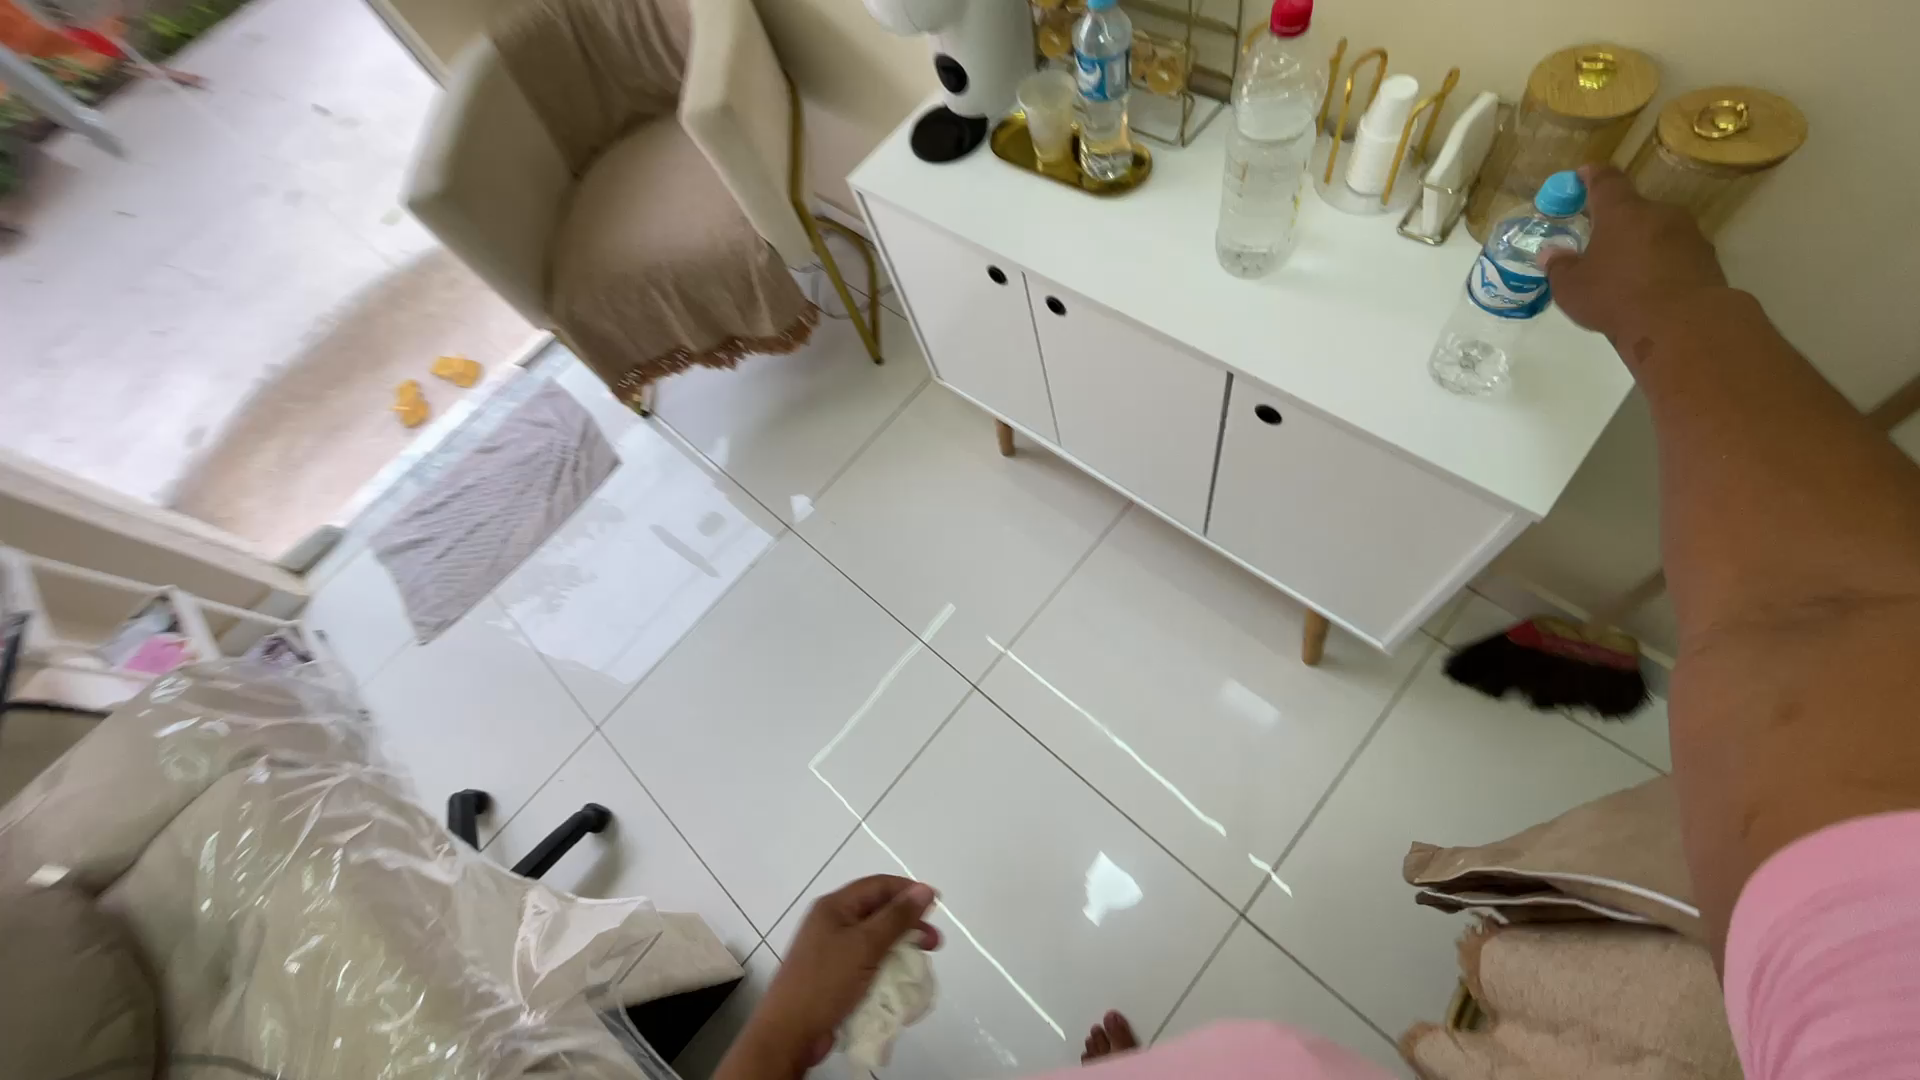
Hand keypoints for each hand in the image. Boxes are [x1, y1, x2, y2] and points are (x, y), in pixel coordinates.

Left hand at [721, 876, 940, 1078]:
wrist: (788, 1034)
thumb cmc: (826, 981)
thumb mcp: (865, 945)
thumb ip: (897, 917)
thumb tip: (924, 890)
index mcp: (835, 906)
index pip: (878, 885)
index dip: (908, 890)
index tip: (936, 905)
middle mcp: (833, 922)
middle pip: (878, 912)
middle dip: (908, 923)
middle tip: (933, 941)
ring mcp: (831, 949)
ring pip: (874, 939)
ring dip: (899, 947)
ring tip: (920, 963)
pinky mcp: (834, 975)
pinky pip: (866, 962)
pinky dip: (885, 966)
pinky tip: (899, 979)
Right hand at [1543, 164, 1727, 344]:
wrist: (1679, 319)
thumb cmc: (1614, 296)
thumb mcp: (1570, 286)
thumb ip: (1559, 265)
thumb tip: (1551, 253)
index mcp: (1622, 213)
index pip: (1606, 182)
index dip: (1592, 175)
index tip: (1583, 172)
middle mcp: (1658, 213)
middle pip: (1632, 209)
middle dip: (1612, 223)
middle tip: (1594, 243)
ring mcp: (1687, 232)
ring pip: (1653, 230)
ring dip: (1635, 243)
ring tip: (1618, 271)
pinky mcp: (1703, 254)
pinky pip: (1671, 250)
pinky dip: (1655, 261)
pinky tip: (1643, 285)